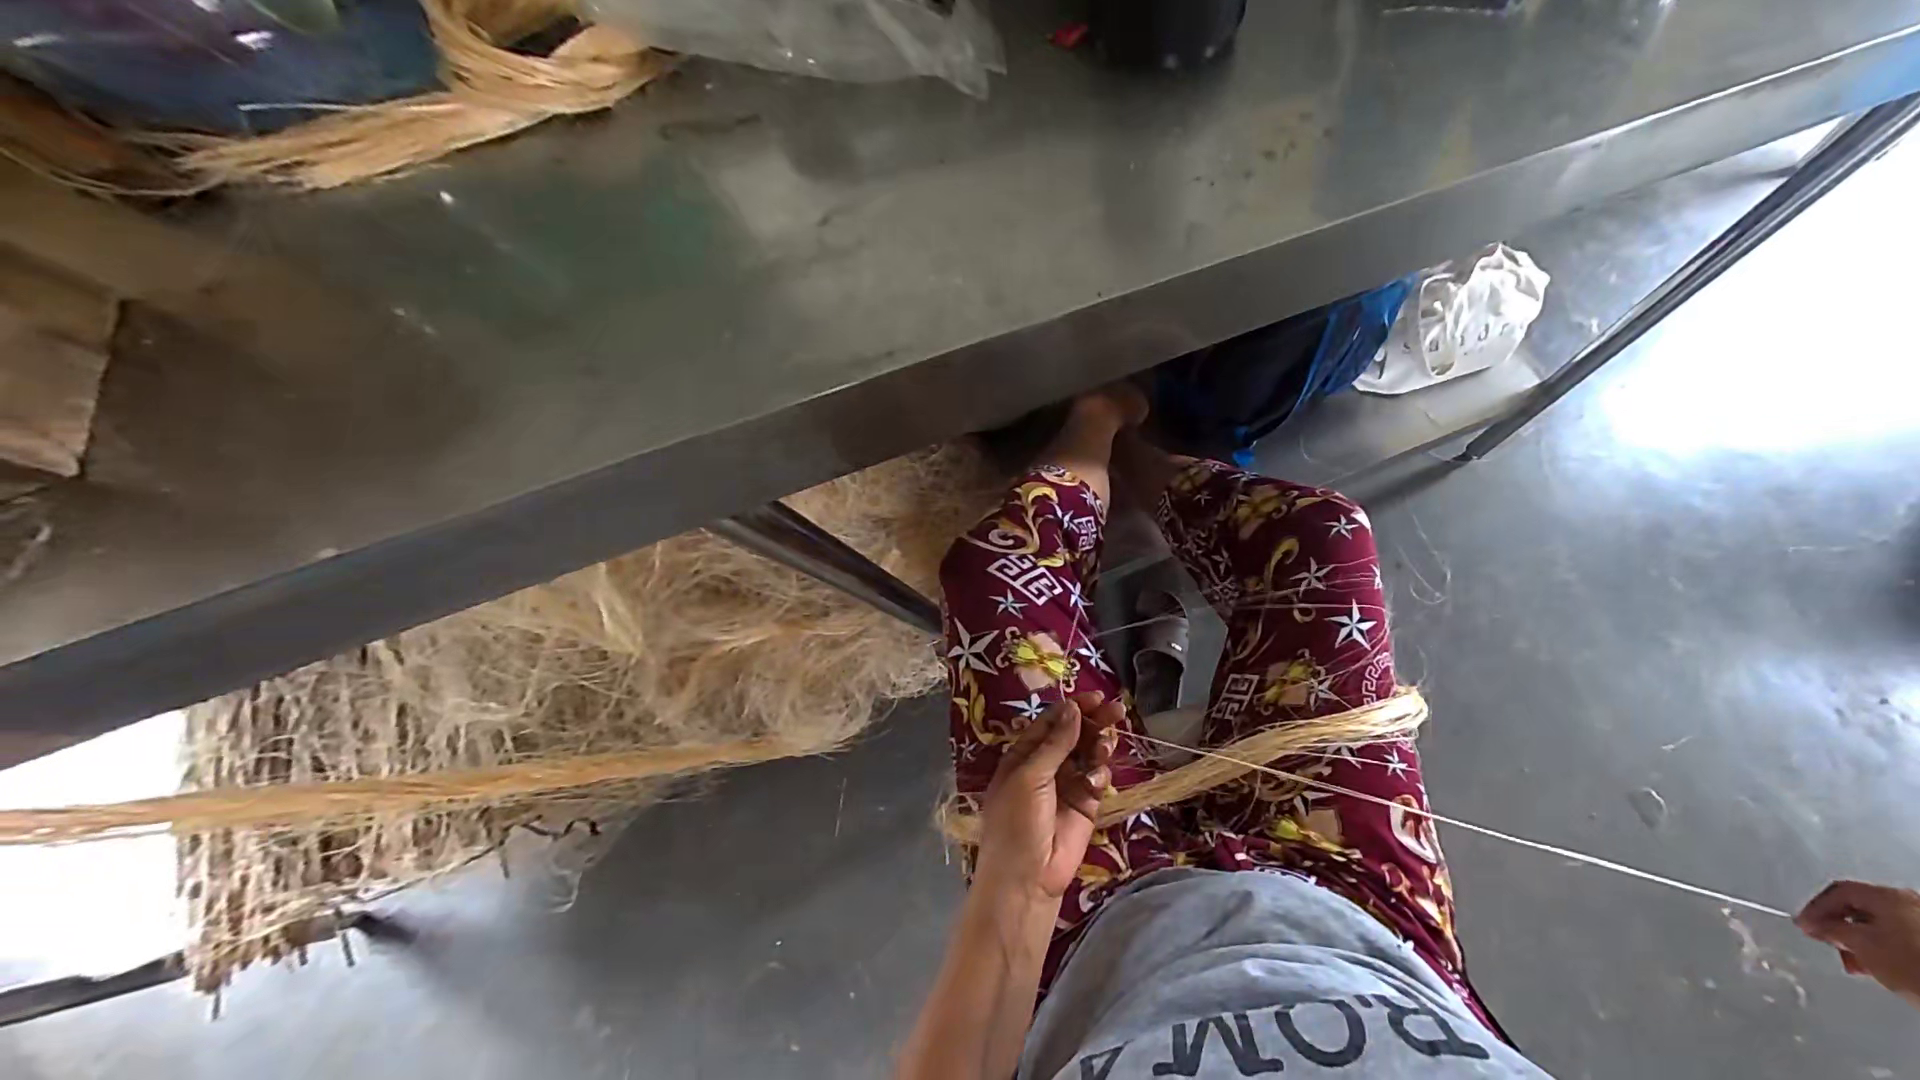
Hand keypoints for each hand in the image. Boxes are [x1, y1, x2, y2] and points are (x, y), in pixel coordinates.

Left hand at [971, 693, 1119, 903]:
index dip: (1072, 708)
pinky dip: (1100, 774)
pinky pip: (1097, 780)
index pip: (1050, 722)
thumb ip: (1055, 743)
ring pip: (1089, 755)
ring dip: (1100, 745)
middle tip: (1117, 709)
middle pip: (1074, 735)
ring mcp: (1067, 785)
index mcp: (1023, 755)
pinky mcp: (1086, 805)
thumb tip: (1073, 708)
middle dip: (1094, 721)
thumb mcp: (1030, 776)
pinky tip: (1097, 780)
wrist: (1026, 877)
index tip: (1096, 696)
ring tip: (1107, 744)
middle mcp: (1046, 766)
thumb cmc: (1016, 821)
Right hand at [1796, 879, 1919, 1006]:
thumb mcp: (1859, 944)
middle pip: (1863, 908)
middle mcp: (1913, 902)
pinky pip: (1906, 938)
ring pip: (1886, 925)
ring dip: (1865, 941)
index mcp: (1889, 895)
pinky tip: (1887, 966)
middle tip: (1831, 944)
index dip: (1816, 908)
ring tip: (1861, 963)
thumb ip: (1831, 929)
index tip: (1806, 927)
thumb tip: (1819, 926)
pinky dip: (1889, 948)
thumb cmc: (1913, 965)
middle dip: (1842, 927)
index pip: (1838, 891)